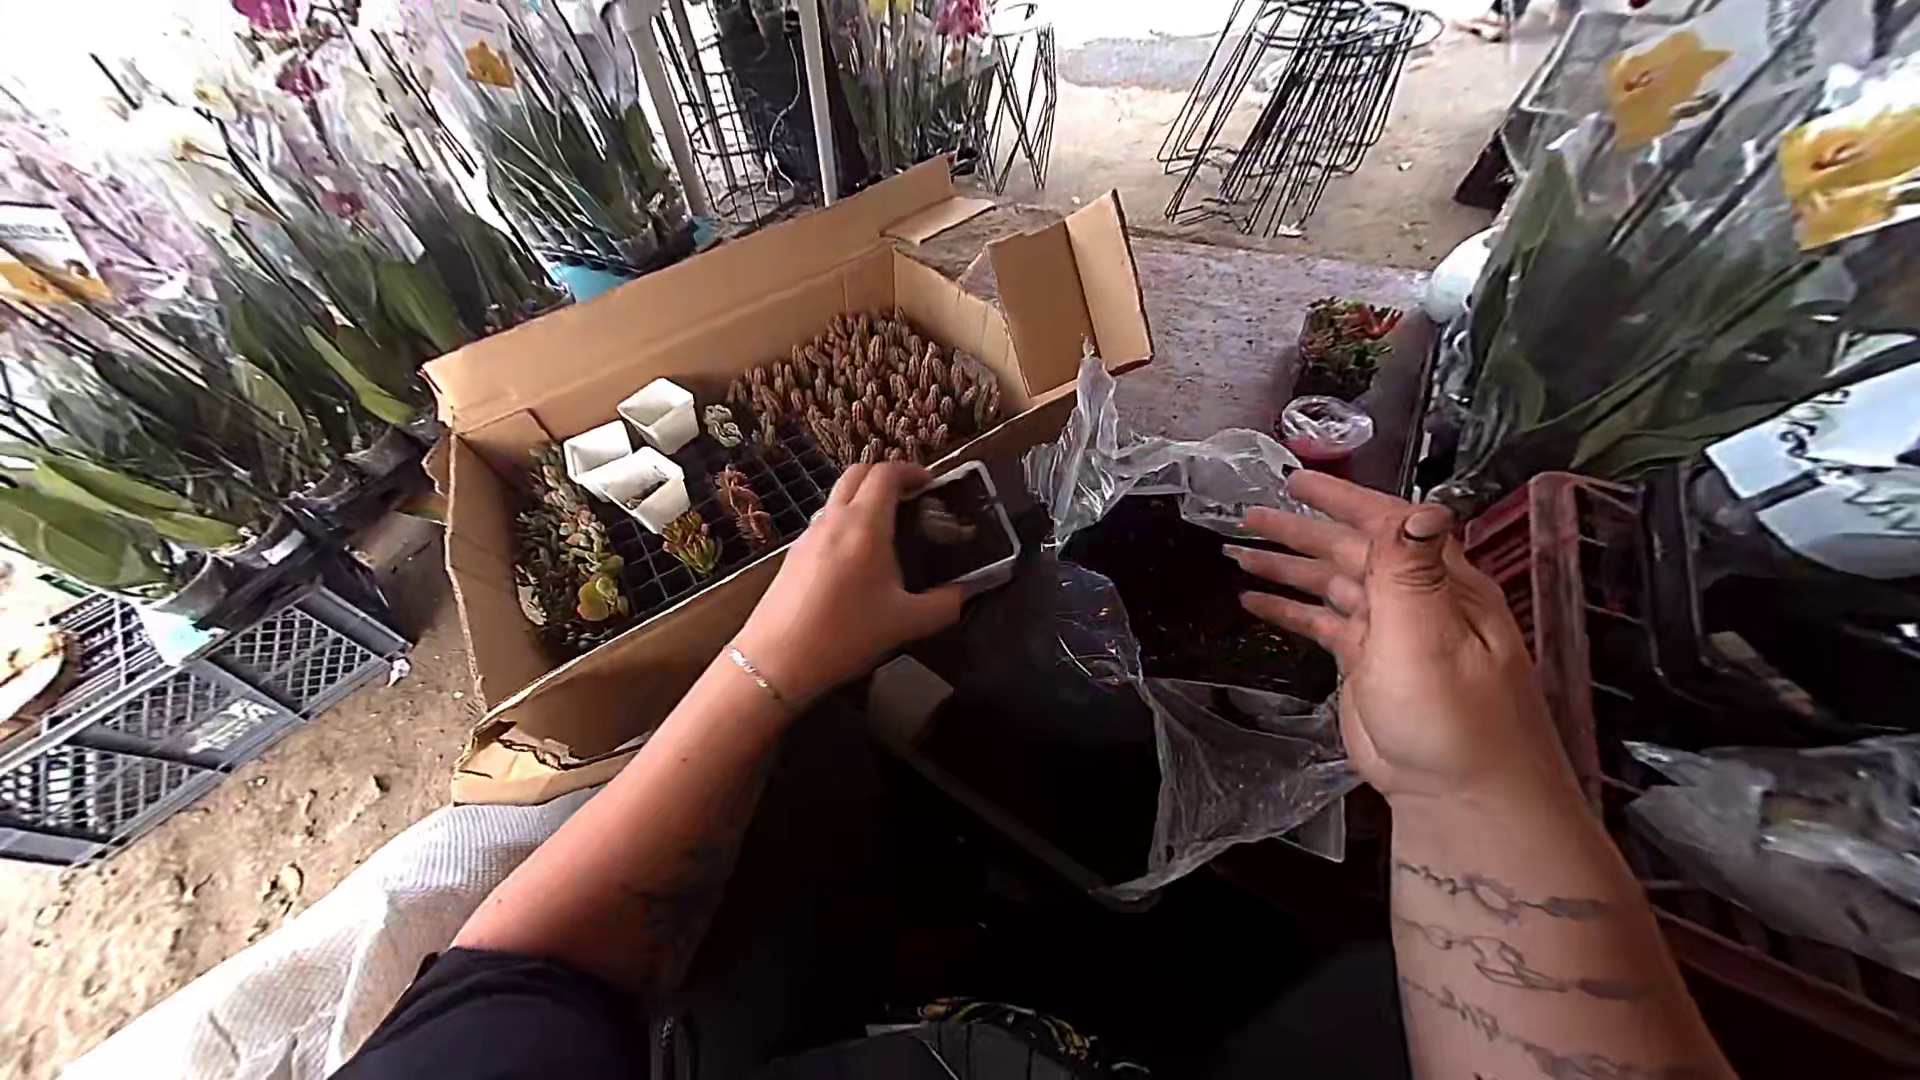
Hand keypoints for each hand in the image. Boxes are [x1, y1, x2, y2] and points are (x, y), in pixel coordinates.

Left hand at [731, 463, 964, 705]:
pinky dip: (846, 520)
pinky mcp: (793, 554)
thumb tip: (964, 594)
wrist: (776, 661)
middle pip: (857, 473)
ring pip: (838, 496)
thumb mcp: (906, 623)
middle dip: (886, 475)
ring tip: (889, 526)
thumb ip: (944, 605)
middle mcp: (834, 520)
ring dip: (864, 496)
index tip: (930, 483)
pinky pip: (825, 521)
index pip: (886, 474)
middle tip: (911, 496)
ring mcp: (809, 535)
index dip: (911, 470)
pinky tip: (858, 557)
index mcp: (865, 525)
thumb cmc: (845, 635)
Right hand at [1228, 471, 1575, 806]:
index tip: (1295, 481)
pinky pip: (1319, 623)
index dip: (1340, 500)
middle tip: (1247, 516)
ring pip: (1327, 586)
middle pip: (1345, 551)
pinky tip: (1254, 603)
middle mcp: (1411, 599)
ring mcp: (1386, 631)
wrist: (1457, 793)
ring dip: (1284, 568)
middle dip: (1296, 531)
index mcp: (1436, 584)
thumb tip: (1422, 506)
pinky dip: (1287, 610)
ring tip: (1238, 555)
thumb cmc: (1449, 716)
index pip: (1385, 524)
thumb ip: (1412, 572)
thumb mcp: (1428, 639)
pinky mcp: (1363, 662)